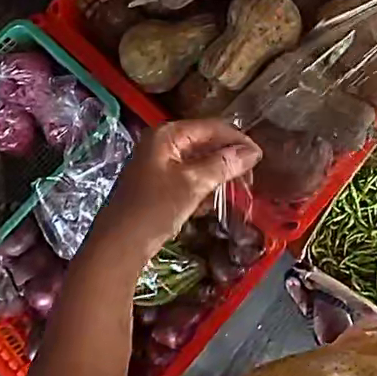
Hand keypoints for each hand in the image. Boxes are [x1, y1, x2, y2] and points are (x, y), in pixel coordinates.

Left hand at [87, 120, 260, 265]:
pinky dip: (204, 184)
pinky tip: (215, 200)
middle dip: (229, 156)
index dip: (237, 140)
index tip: (260, 157)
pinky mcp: (157, 184)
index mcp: (167, 135)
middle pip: (204, 141)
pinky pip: (189, 176)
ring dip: (218, 172)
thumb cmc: (153, 210)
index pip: (211, 127)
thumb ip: (223, 164)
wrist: (117, 248)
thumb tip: (253, 151)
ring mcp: (158, 164)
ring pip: (198, 160)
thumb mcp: (192, 184)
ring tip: (238, 187)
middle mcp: (161, 143)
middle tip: (251, 175)